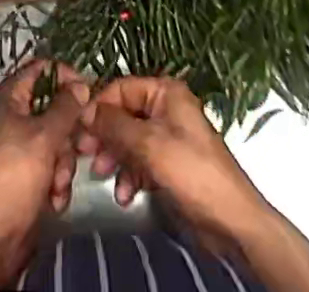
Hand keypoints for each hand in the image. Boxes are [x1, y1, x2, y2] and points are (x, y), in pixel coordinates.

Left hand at [0, 59, 87, 291]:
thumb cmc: (9, 178)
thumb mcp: (44, 135)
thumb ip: (66, 107)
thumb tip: (80, 85)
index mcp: (10, 98)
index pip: (42, 69)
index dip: (66, 75)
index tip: (87, 90)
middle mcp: (15, 118)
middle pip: (56, 107)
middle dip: (69, 132)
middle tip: (78, 144)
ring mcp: (22, 148)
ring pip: (59, 140)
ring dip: (64, 163)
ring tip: (56, 181)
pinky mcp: (29, 175)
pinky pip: (55, 166)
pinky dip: (58, 181)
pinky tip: (52, 197)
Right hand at [78, 76, 276, 246]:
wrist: (229, 221)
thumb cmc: (191, 172)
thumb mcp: (148, 144)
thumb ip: (114, 124)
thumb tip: (84, 110)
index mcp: (166, 93)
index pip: (121, 88)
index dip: (99, 107)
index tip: (79, 129)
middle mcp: (166, 109)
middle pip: (123, 114)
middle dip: (104, 135)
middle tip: (85, 154)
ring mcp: (167, 137)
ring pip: (128, 139)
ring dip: (114, 157)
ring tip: (104, 175)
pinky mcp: (168, 164)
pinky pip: (139, 161)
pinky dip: (129, 174)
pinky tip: (125, 193)